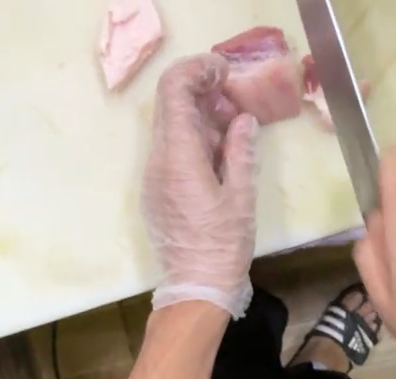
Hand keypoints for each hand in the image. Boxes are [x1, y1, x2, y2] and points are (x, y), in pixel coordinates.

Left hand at [143, 55, 259, 316]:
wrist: (196, 290)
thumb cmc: (222, 248)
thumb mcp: (241, 199)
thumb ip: (240, 152)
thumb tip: (242, 121)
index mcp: (178, 160)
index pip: (174, 90)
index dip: (198, 70)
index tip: (225, 75)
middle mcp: (157, 164)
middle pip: (170, 106)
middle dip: (202, 94)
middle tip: (235, 105)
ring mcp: (153, 180)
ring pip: (170, 130)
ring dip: (199, 120)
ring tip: (232, 133)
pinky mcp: (156, 195)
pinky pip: (170, 155)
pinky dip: (192, 144)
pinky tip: (218, 159)